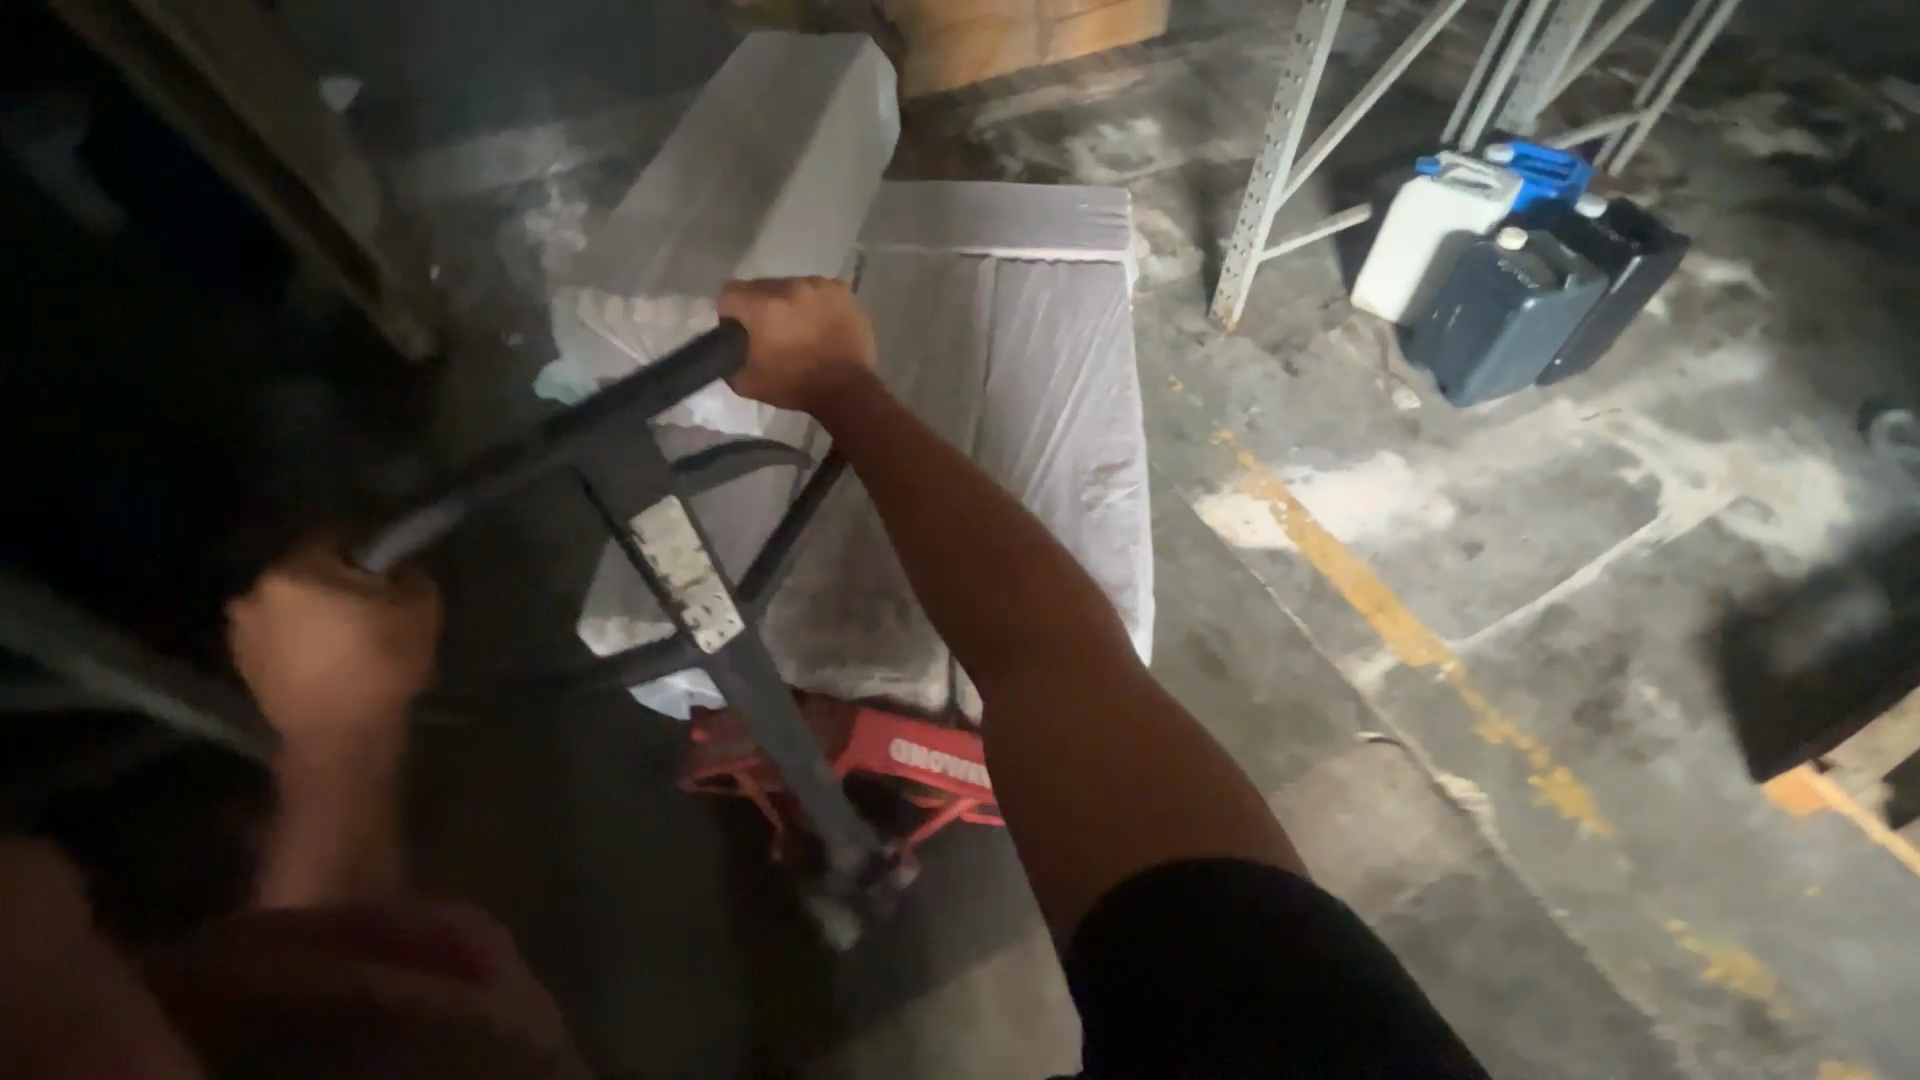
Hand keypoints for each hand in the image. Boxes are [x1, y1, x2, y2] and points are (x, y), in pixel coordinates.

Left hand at [226, 542, 441, 747]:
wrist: (340, 733)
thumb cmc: (383, 662)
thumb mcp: (421, 606)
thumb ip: (409, 574)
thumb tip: (394, 570)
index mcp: (297, 570)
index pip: (336, 538)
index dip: (367, 552)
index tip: (389, 575)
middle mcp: (255, 592)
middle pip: (307, 572)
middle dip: (337, 583)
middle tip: (371, 607)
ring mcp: (241, 629)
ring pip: (290, 605)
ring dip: (313, 612)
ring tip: (347, 639)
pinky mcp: (240, 662)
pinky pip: (277, 635)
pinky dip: (299, 640)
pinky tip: (327, 661)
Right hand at [718, 277, 875, 412]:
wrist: (846, 391)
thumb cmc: (794, 387)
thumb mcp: (746, 382)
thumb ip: (726, 360)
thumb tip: (724, 348)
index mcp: (762, 305)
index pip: (729, 293)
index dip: (729, 312)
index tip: (738, 329)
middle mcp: (790, 286)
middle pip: (761, 286)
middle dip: (760, 306)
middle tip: (771, 331)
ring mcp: (819, 285)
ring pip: (792, 286)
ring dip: (790, 302)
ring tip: (799, 326)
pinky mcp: (842, 291)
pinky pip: (819, 290)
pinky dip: (816, 303)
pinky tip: (820, 322)